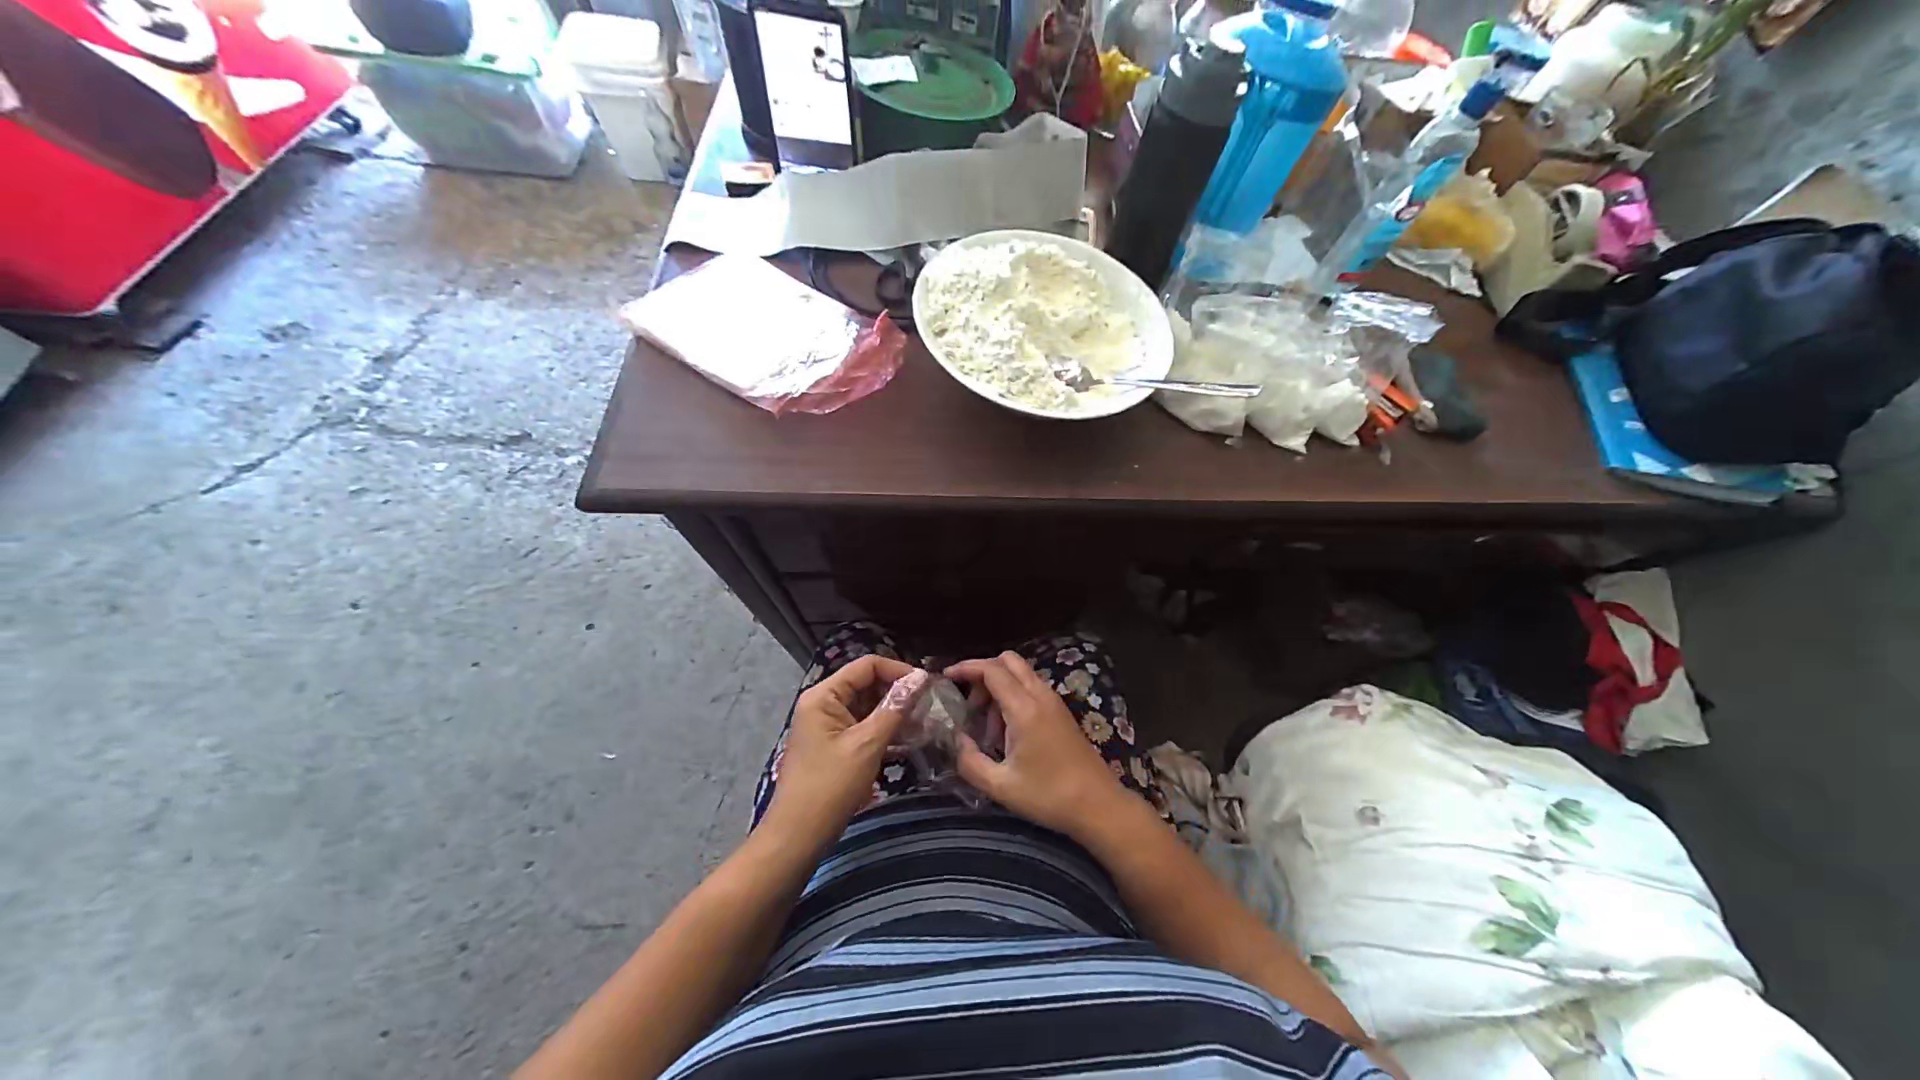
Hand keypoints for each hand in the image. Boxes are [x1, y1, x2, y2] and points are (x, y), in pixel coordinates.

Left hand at [764, 655, 919, 846]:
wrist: (799, 834)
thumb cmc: (831, 786)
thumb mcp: (867, 744)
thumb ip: (895, 708)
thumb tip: (920, 678)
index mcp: (824, 695)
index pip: (866, 666)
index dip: (898, 670)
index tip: (928, 686)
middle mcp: (823, 703)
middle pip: (867, 684)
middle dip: (898, 693)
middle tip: (929, 707)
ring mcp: (828, 725)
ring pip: (867, 707)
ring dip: (894, 713)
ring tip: (924, 724)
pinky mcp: (834, 745)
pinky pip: (863, 727)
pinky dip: (883, 731)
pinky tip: (907, 741)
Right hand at [946, 652, 1132, 839]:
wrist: (1099, 806)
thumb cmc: (1049, 796)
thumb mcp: (1000, 786)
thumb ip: (970, 761)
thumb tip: (956, 739)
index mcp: (1025, 709)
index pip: (992, 669)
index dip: (966, 668)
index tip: (946, 677)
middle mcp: (1041, 696)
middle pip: (1009, 661)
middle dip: (983, 673)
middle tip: (969, 703)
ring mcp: (1054, 703)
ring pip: (1021, 674)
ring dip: (999, 688)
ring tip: (987, 728)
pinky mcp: (1061, 713)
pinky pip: (1032, 689)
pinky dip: (1013, 697)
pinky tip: (1007, 732)